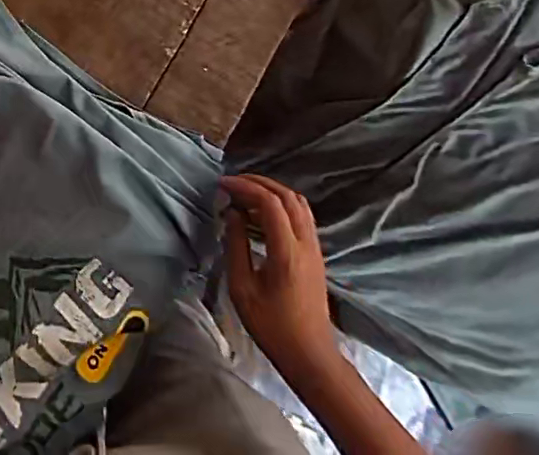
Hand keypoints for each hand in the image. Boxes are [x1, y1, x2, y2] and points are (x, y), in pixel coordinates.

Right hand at [222, 174, 342, 388]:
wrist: (310, 355)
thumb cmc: (271, 325)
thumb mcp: (242, 287)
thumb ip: (236, 245)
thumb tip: (232, 213)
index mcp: (287, 251)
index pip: (270, 202)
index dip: (244, 187)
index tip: (222, 185)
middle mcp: (306, 244)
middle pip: (287, 196)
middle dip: (258, 182)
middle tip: (233, 183)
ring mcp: (315, 249)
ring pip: (298, 203)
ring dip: (272, 191)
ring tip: (245, 195)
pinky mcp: (316, 255)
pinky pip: (301, 217)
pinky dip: (281, 205)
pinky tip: (261, 215)